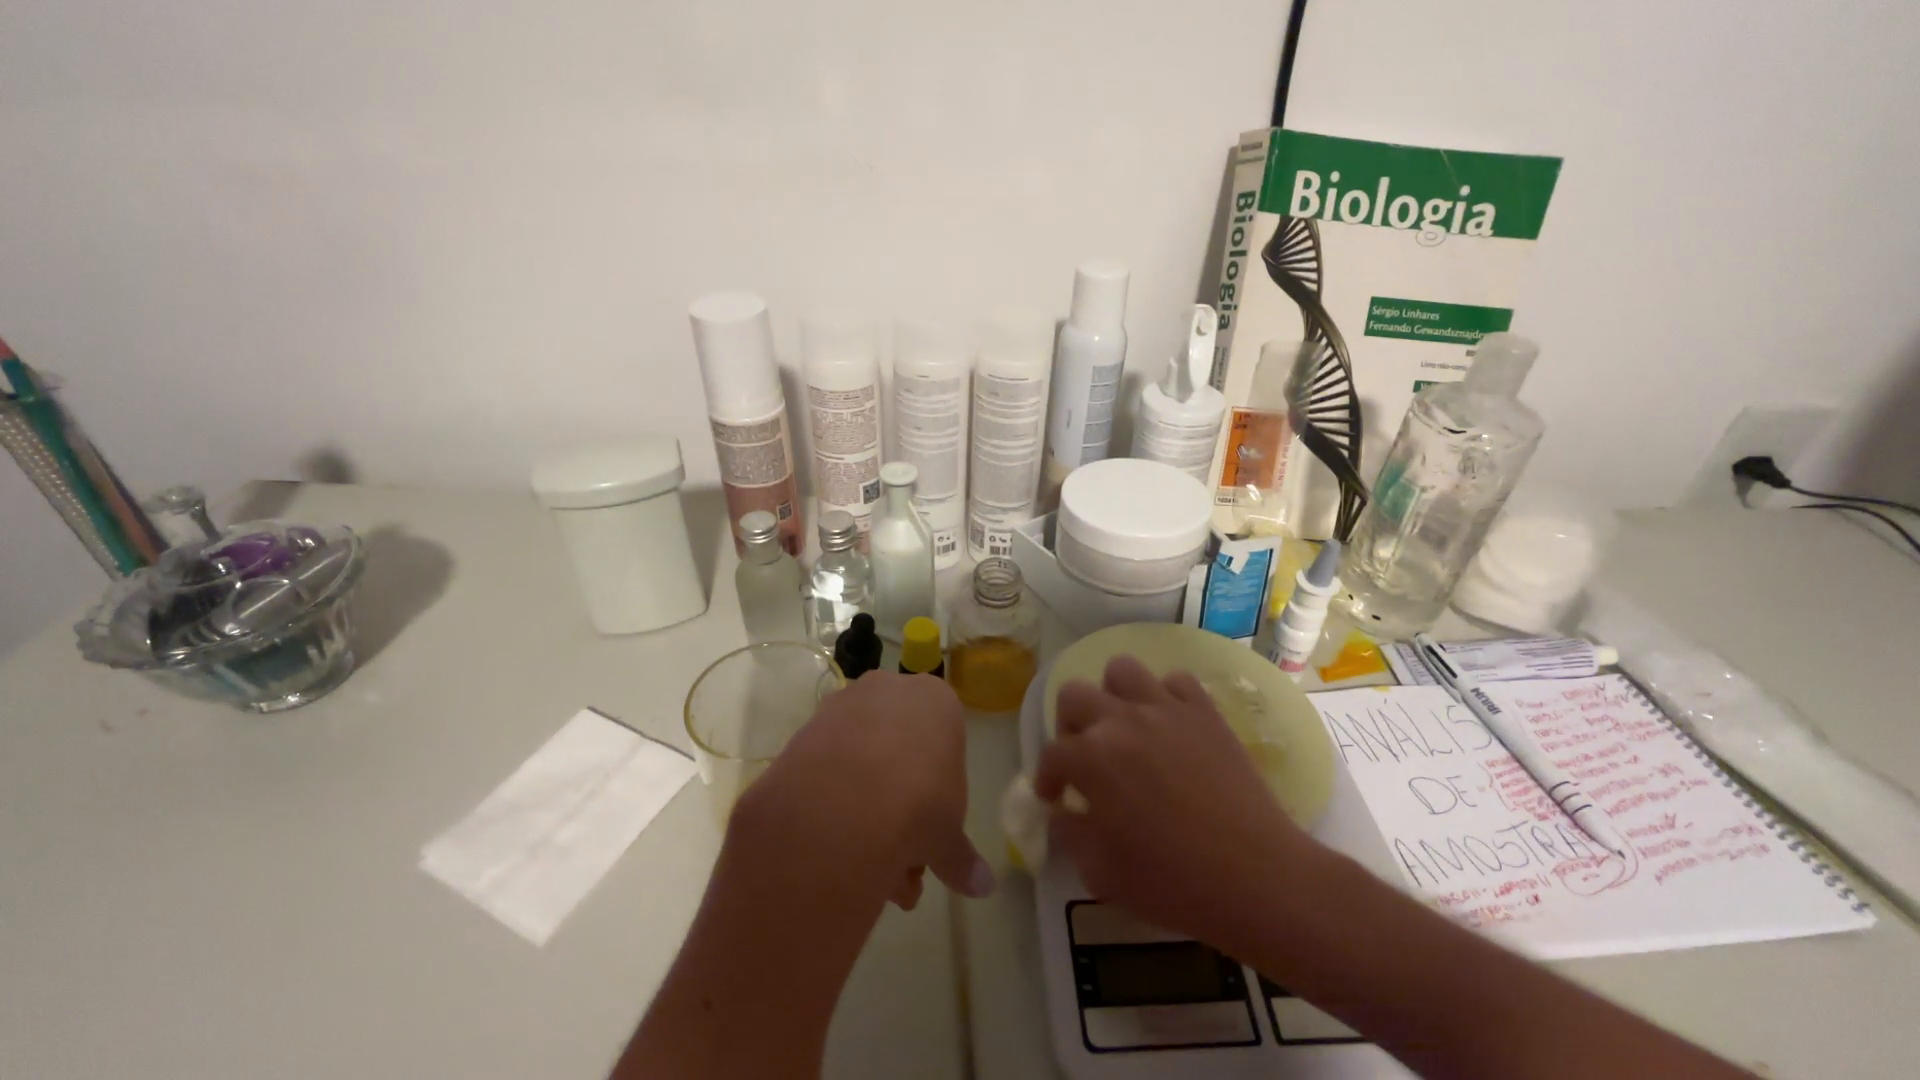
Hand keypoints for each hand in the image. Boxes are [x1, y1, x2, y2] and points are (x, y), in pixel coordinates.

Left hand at [733, 671, 995, 909]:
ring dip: (866, 814)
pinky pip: (826, 769)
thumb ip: (961, 857)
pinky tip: (836, 850)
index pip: (945, 741)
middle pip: (900, 753)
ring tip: (869, 873)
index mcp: (936, 700)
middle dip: (902, 811)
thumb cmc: (920, 803)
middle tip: (902, 863)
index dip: (939, 796)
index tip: (932, 834)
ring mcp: (841, 707)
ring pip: (861, 763)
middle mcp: (889, 690)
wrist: (842, 804)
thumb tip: (983, 886)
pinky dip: (832, 805)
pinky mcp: (803, 731)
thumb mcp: (948, 836)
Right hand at [1035, 655, 1319, 945]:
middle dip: (1069, 726)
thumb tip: (1064, 813)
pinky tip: (1168, 727)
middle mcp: (1122, 720)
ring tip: (1123, 730)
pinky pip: (1176, 681)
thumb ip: (1071, 834)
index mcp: (1090, 757)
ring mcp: (1167, 710)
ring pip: (1122, 671)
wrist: (1256, 876)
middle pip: (1074, 695)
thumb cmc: (1172, 882)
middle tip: (1083, 759)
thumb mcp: (1100, 873)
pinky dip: (1165, 697)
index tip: (1054, 799)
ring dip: (1112, 697)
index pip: (1052, 754)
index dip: (1047, 778)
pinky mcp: (1207, 713)